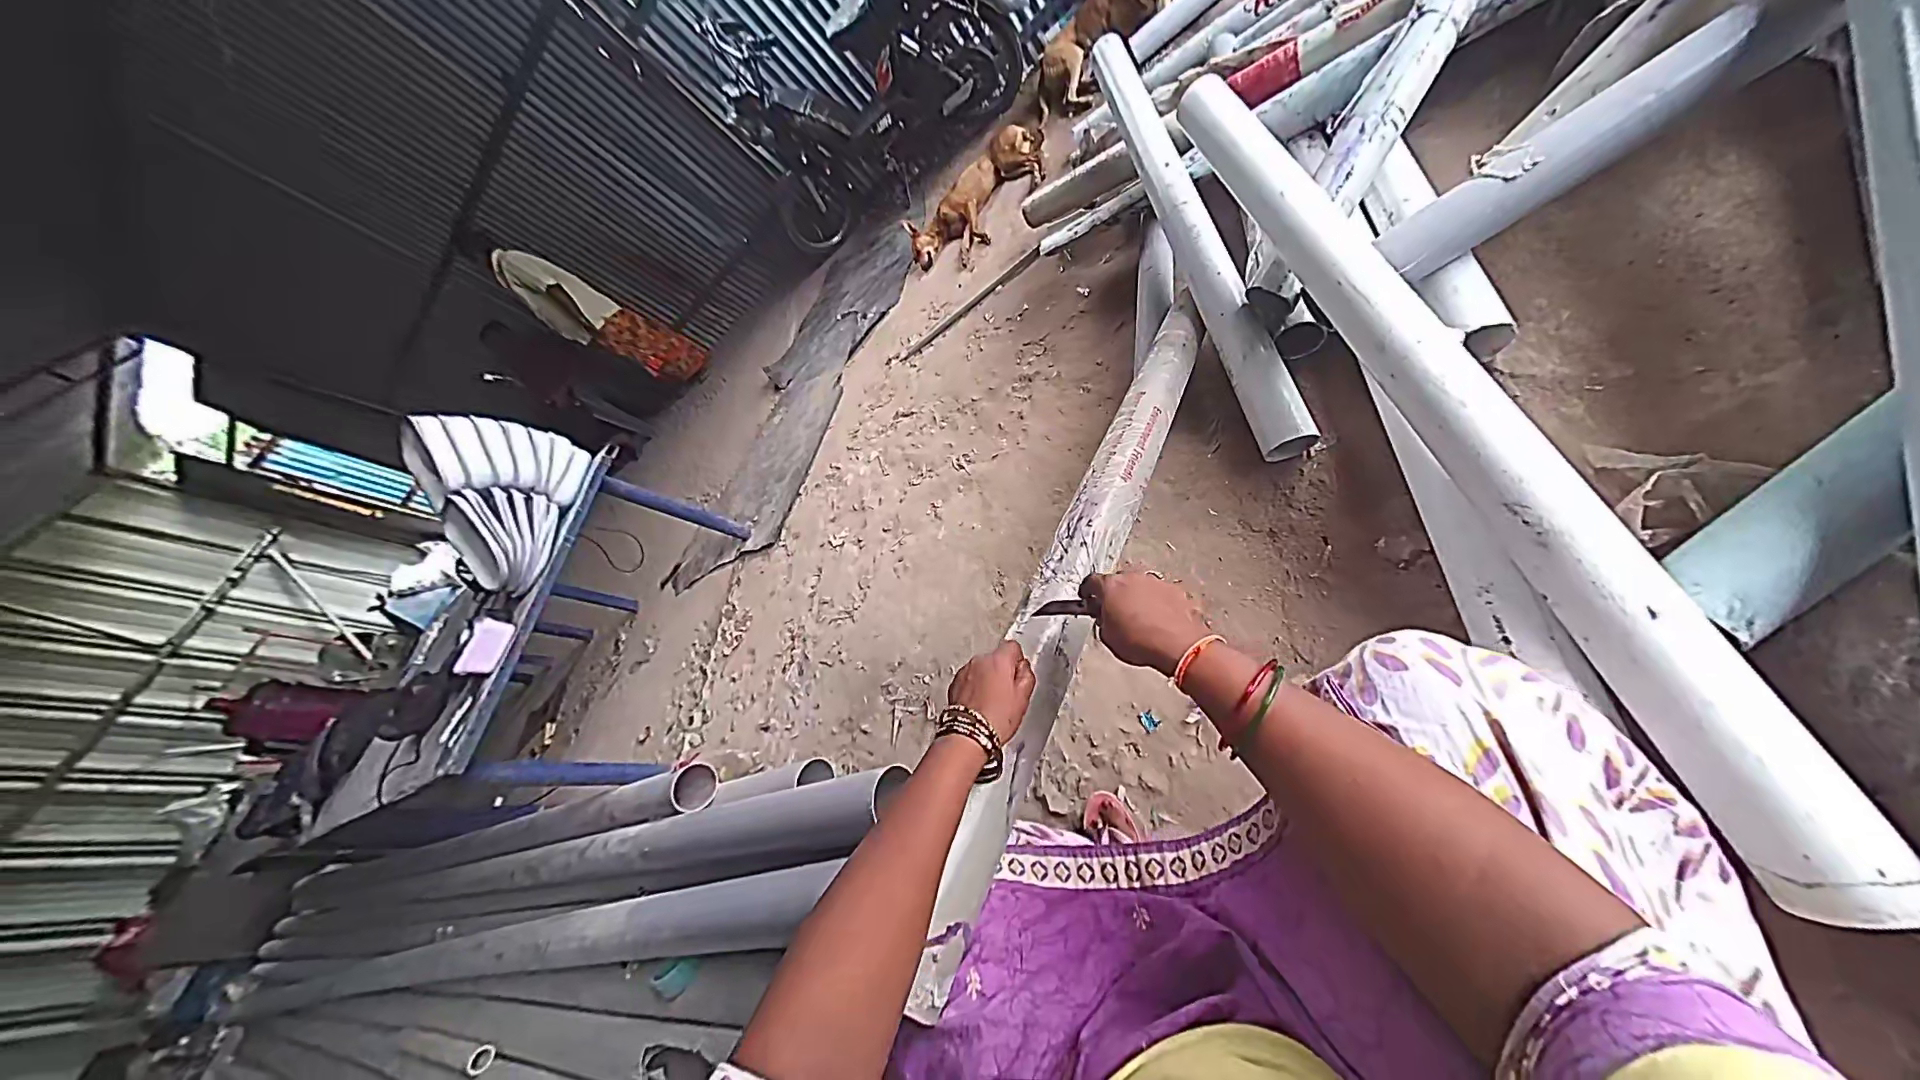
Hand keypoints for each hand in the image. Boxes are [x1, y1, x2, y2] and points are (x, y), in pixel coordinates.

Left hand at [946, 640, 1034, 743]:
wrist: (969, 735)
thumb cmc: (995, 718)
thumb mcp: (1023, 697)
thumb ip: (1027, 675)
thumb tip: (1024, 668)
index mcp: (998, 660)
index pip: (1013, 646)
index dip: (1018, 661)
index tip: (1019, 674)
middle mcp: (978, 662)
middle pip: (995, 658)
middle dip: (1001, 672)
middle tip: (1008, 694)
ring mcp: (964, 672)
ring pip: (981, 669)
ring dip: (986, 680)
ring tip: (993, 703)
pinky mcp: (954, 685)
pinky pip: (968, 681)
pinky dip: (974, 689)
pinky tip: (980, 706)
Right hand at [1079, 570, 1212, 675]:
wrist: (1177, 645)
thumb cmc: (1142, 641)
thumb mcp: (1107, 636)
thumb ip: (1101, 620)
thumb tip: (1103, 618)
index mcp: (1110, 586)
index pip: (1091, 582)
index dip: (1088, 592)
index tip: (1088, 598)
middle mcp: (1132, 578)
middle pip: (1117, 581)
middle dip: (1115, 595)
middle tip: (1114, 613)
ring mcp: (1155, 582)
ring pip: (1140, 586)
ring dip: (1137, 598)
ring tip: (1139, 620)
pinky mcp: (1174, 591)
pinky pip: (1159, 594)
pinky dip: (1157, 603)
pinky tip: (1157, 621)